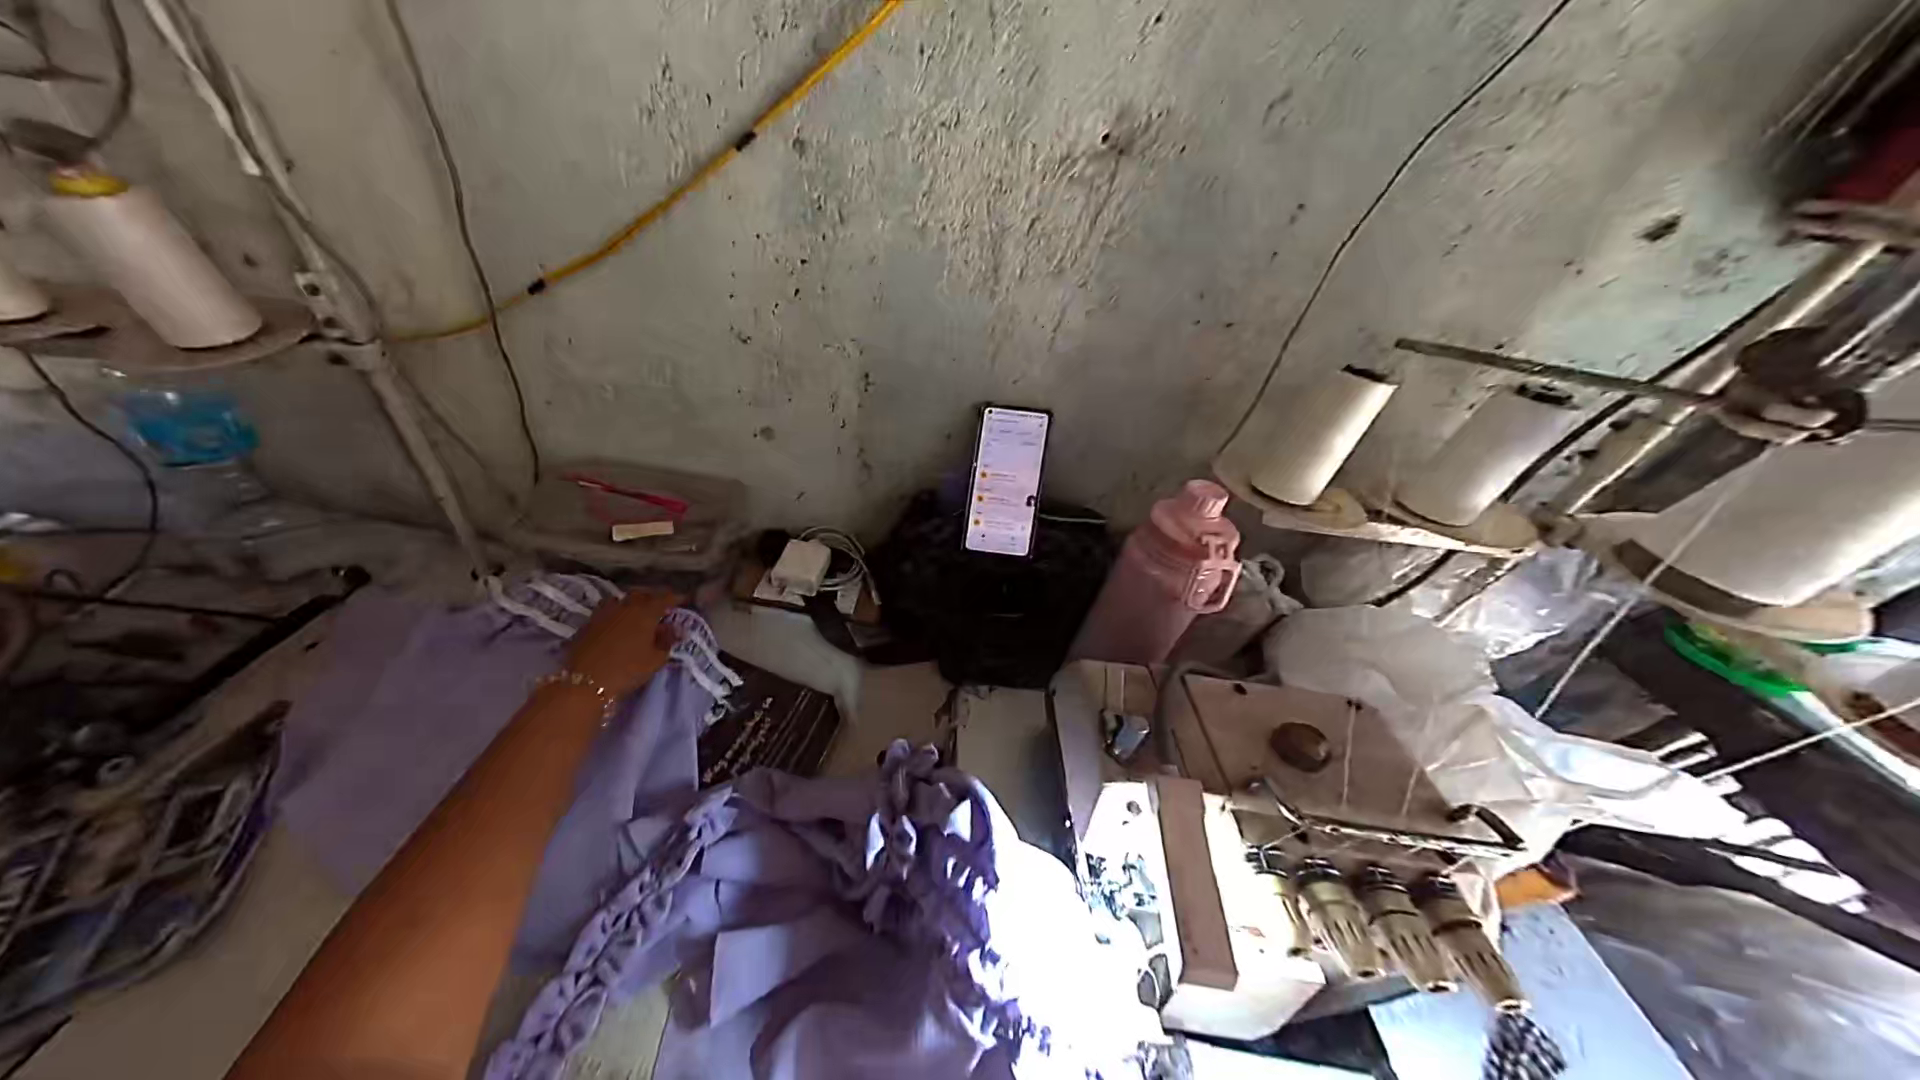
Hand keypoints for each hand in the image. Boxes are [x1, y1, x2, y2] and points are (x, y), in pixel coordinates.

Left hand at [562, 589, 680, 699]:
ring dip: (633, 604)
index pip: (665, 598)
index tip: (685, 600)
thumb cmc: (627, 669)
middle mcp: (625, 606)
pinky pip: (608, 611)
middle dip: (654, 599)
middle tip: (662, 608)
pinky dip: (617, 613)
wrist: (584, 682)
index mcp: (646, 611)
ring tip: (639, 614)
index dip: (677, 598)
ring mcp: (604, 612)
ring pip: (623, 600)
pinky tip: (619, 624)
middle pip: (642, 595)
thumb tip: (675, 629)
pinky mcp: (588, 623)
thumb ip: (667, 640)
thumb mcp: (655, 659)